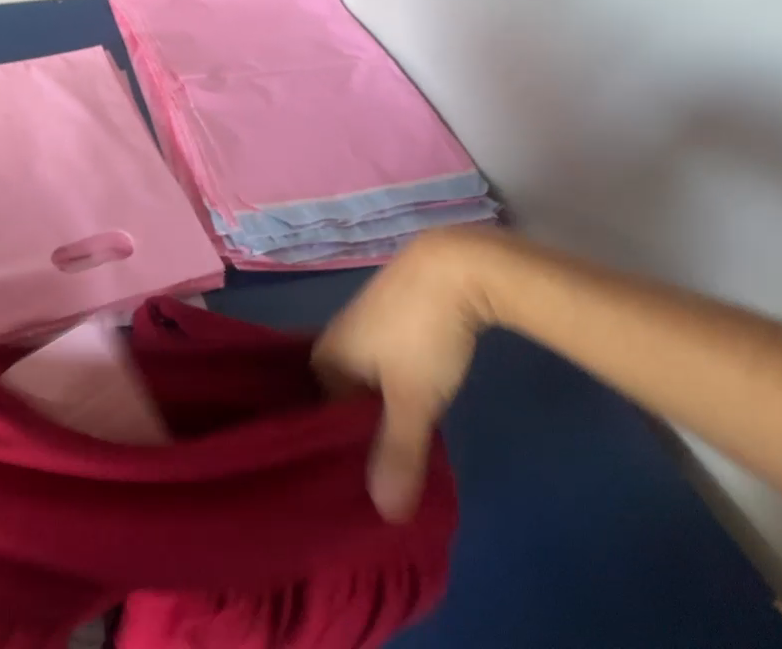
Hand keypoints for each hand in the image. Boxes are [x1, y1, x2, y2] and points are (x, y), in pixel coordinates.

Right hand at [312, 227, 503, 520]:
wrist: (459, 265)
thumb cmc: (423, 333)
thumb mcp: (413, 399)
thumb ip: (398, 454)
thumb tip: (386, 516)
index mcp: (322, 358)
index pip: (323, 419)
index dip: (343, 453)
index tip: (364, 485)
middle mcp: (332, 341)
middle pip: (341, 401)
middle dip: (361, 434)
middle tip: (385, 472)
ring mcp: (360, 327)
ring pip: (363, 383)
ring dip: (380, 411)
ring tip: (401, 444)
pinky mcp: (389, 318)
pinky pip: (379, 365)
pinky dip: (392, 387)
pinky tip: (414, 403)